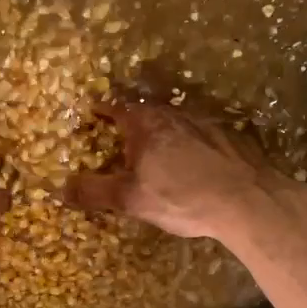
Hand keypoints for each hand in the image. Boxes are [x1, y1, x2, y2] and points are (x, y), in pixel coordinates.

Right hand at [63, 98, 296, 240]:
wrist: (246, 200)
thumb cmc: (181, 197)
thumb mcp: (130, 199)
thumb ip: (94, 192)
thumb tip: (60, 187)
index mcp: (146, 124)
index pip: (115, 107)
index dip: (101, 110)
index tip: (91, 114)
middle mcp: (173, 115)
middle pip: (145, 113)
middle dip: (130, 123)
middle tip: (118, 138)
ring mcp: (203, 124)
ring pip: (172, 123)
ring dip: (160, 134)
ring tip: (152, 153)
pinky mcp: (227, 139)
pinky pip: (196, 136)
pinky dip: (185, 145)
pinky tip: (189, 164)